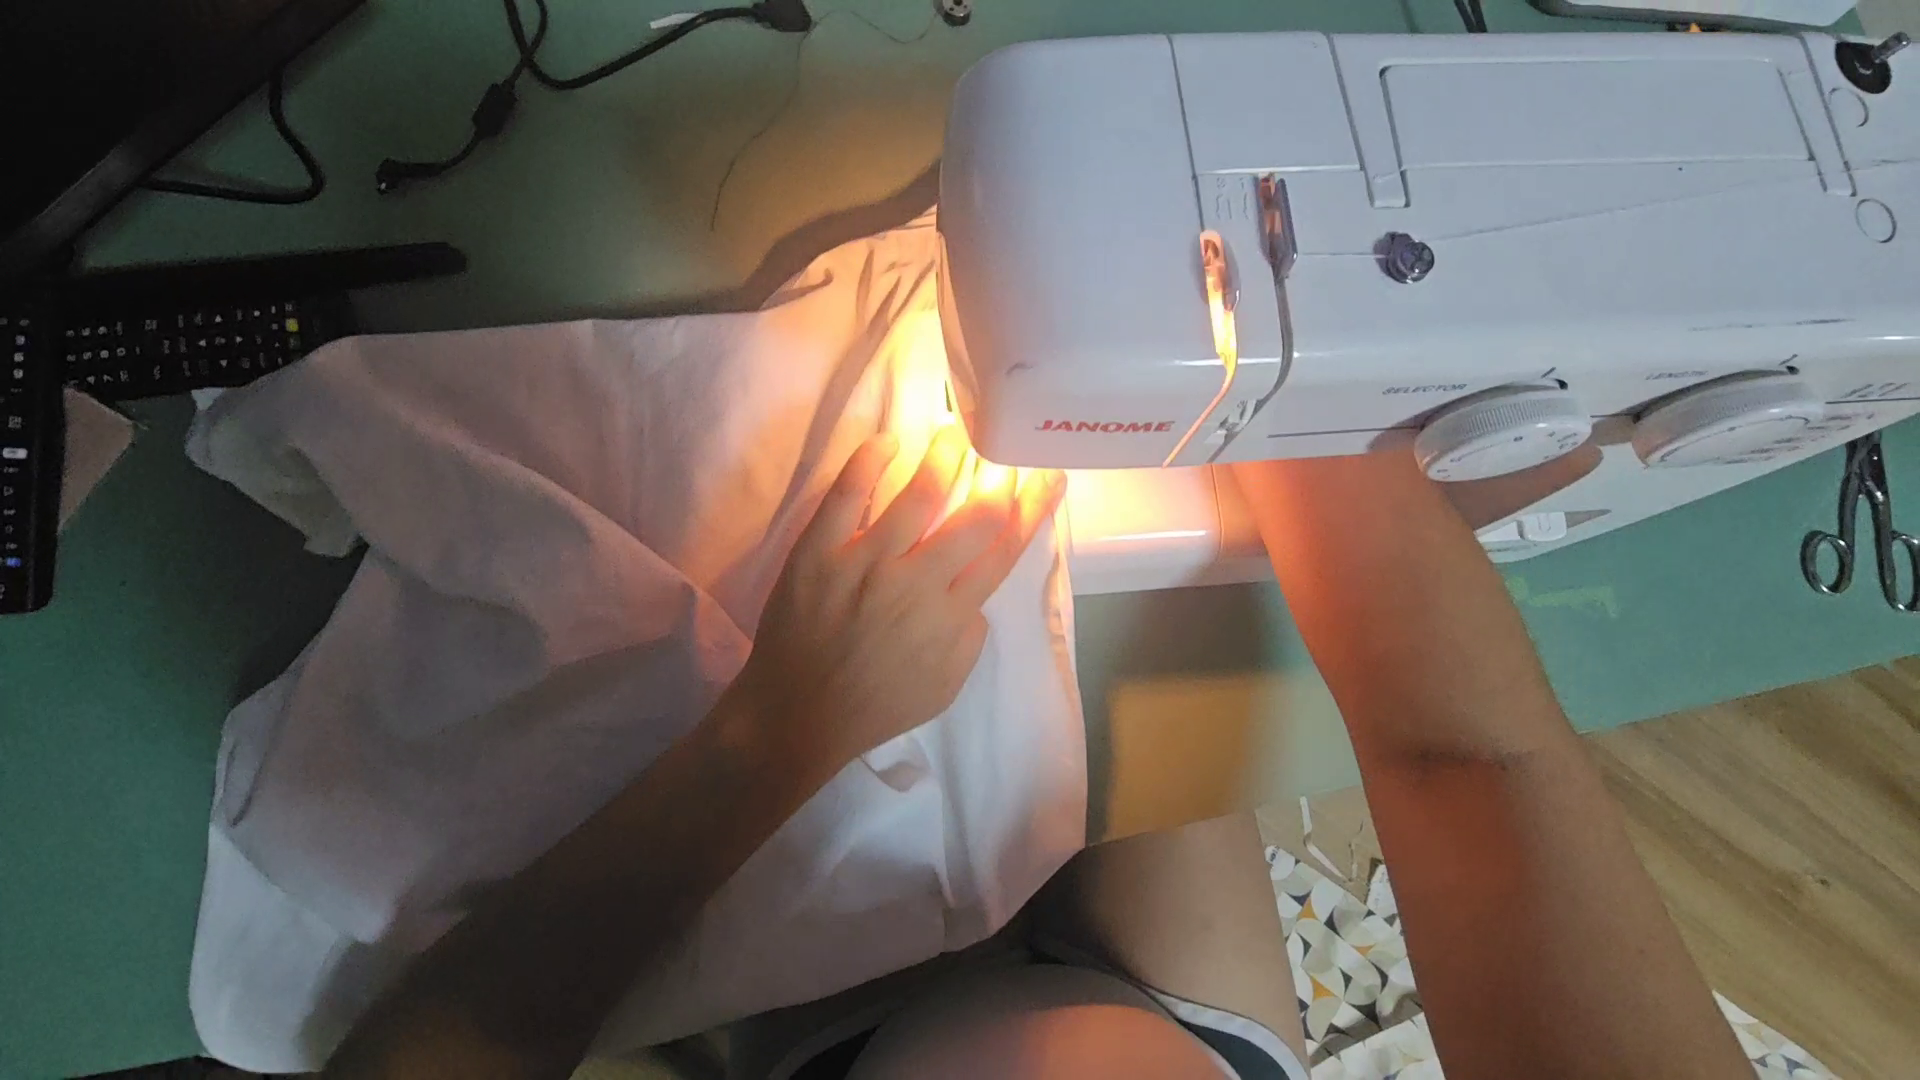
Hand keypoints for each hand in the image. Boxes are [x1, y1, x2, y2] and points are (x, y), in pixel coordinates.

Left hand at [734, 425, 1064, 770]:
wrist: (800, 713)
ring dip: (944, 457)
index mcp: (952, 615)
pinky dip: (868, 461)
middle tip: (1000, 447)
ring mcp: (866, 562)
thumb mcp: (947, 682)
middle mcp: (917, 582)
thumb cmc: (879, 703)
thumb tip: (973, 585)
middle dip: (997, 476)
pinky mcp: (819, 551)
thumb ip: (969, 629)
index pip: (1005, 549)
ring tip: (954, 432)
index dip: (1032, 508)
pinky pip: (847, 494)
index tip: (1048, 476)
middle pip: (974, 516)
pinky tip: (887, 442)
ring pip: (917, 495)